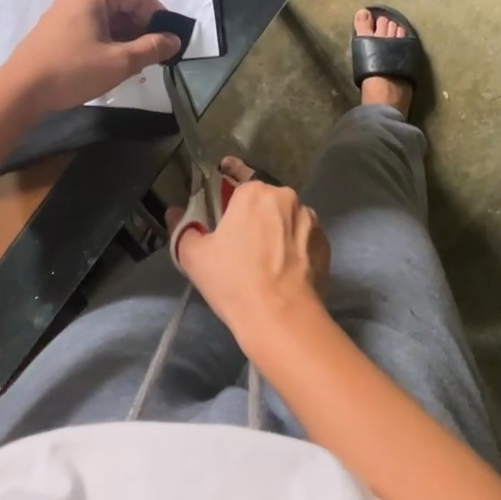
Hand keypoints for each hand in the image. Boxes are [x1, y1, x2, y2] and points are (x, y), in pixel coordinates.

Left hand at [0, 0, 181, 112]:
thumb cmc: (72, 70)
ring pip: (105, 20)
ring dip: (125, 39)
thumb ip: (151, 48)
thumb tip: (174, 40)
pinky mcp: (53, 33)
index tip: (167, 41)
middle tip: (152, 56)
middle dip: (141, 29)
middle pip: (121, 6)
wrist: (20, 91)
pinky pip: (89, 30)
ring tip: (133, 65)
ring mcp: (62, 14)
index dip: (158, 15)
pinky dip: (106, 43)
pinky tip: (109, 66)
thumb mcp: (119, 62)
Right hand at [175, 176, 330, 345]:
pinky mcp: (326, 245)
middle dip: (254, 215)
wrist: (282, 320)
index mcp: (255, 192)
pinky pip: (305, 239)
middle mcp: (287, 198)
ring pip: (287, 219)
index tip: (223, 203)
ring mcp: (311, 221)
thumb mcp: (195, 257)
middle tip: (240, 241)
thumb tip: (175, 213)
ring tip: (265, 260)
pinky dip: (295, 249)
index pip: (239, 179)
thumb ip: (182, 228)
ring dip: (277, 230)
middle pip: (265, 200)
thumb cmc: (234, 281)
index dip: (228, 188)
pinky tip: (284, 271)